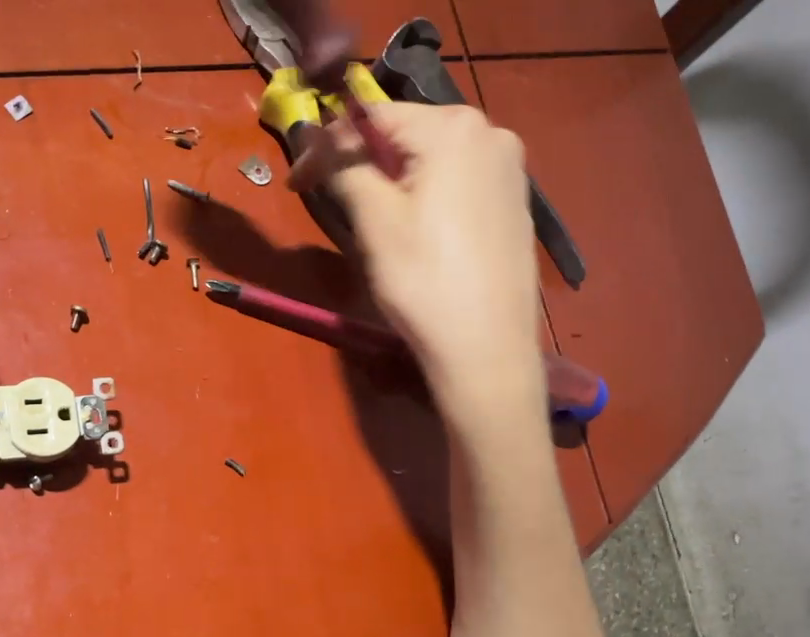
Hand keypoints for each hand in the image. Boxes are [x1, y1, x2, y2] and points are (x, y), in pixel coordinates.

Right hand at [291, 103, 545, 423]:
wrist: (485, 347)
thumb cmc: (423, 281)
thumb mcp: (375, 222)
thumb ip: (345, 168)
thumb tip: (316, 135)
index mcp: (453, 128)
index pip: (373, 116)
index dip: (326, 146)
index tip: (295, 183)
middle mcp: (490, 132)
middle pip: (406, 134)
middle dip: (362, 161)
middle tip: (328, 201)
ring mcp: (509, 167)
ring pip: (432, 159)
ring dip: (392, 180)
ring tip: (367, 221)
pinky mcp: (514, 202)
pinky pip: (457, 183)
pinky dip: (424, 196)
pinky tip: (413, 233)